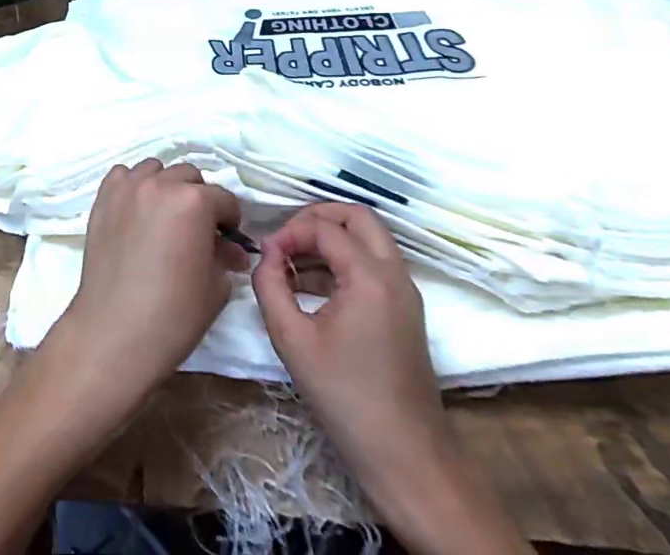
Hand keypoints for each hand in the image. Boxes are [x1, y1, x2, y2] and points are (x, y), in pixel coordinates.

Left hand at [44, 159, 246, 407]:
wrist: (115, 330)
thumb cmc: (174, 313)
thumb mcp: (215, 285)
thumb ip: (225, 255)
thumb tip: (232, 249)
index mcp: (194, 201)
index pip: (224, 199)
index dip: (230, 221)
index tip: (227, 241)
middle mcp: (159, 185)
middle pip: (189, 177)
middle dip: (199, 199)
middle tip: (198, 230)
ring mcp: (125, 189)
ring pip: (154, 170)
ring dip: (166, 187)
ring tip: (166, 218)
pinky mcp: (101, 200)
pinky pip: (122, 176)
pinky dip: (134, 186)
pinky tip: (137, 212)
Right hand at [250, 203, 444, 495]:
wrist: (402, 451)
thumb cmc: (342, 393)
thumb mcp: (290, 336)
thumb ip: (270, 285)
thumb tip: (267, 255)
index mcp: (370, 277)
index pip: (325, 228)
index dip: (288, 233)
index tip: (264, 256)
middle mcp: (395, 275)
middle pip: (359, 217)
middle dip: (317, 218)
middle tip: (285, 239)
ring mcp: (405, 292)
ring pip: (369, 238)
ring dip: (330, 238)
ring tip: (291, 264)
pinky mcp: (404, 310)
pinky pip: (373, 264)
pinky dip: (343, 260)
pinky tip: (310, 286)